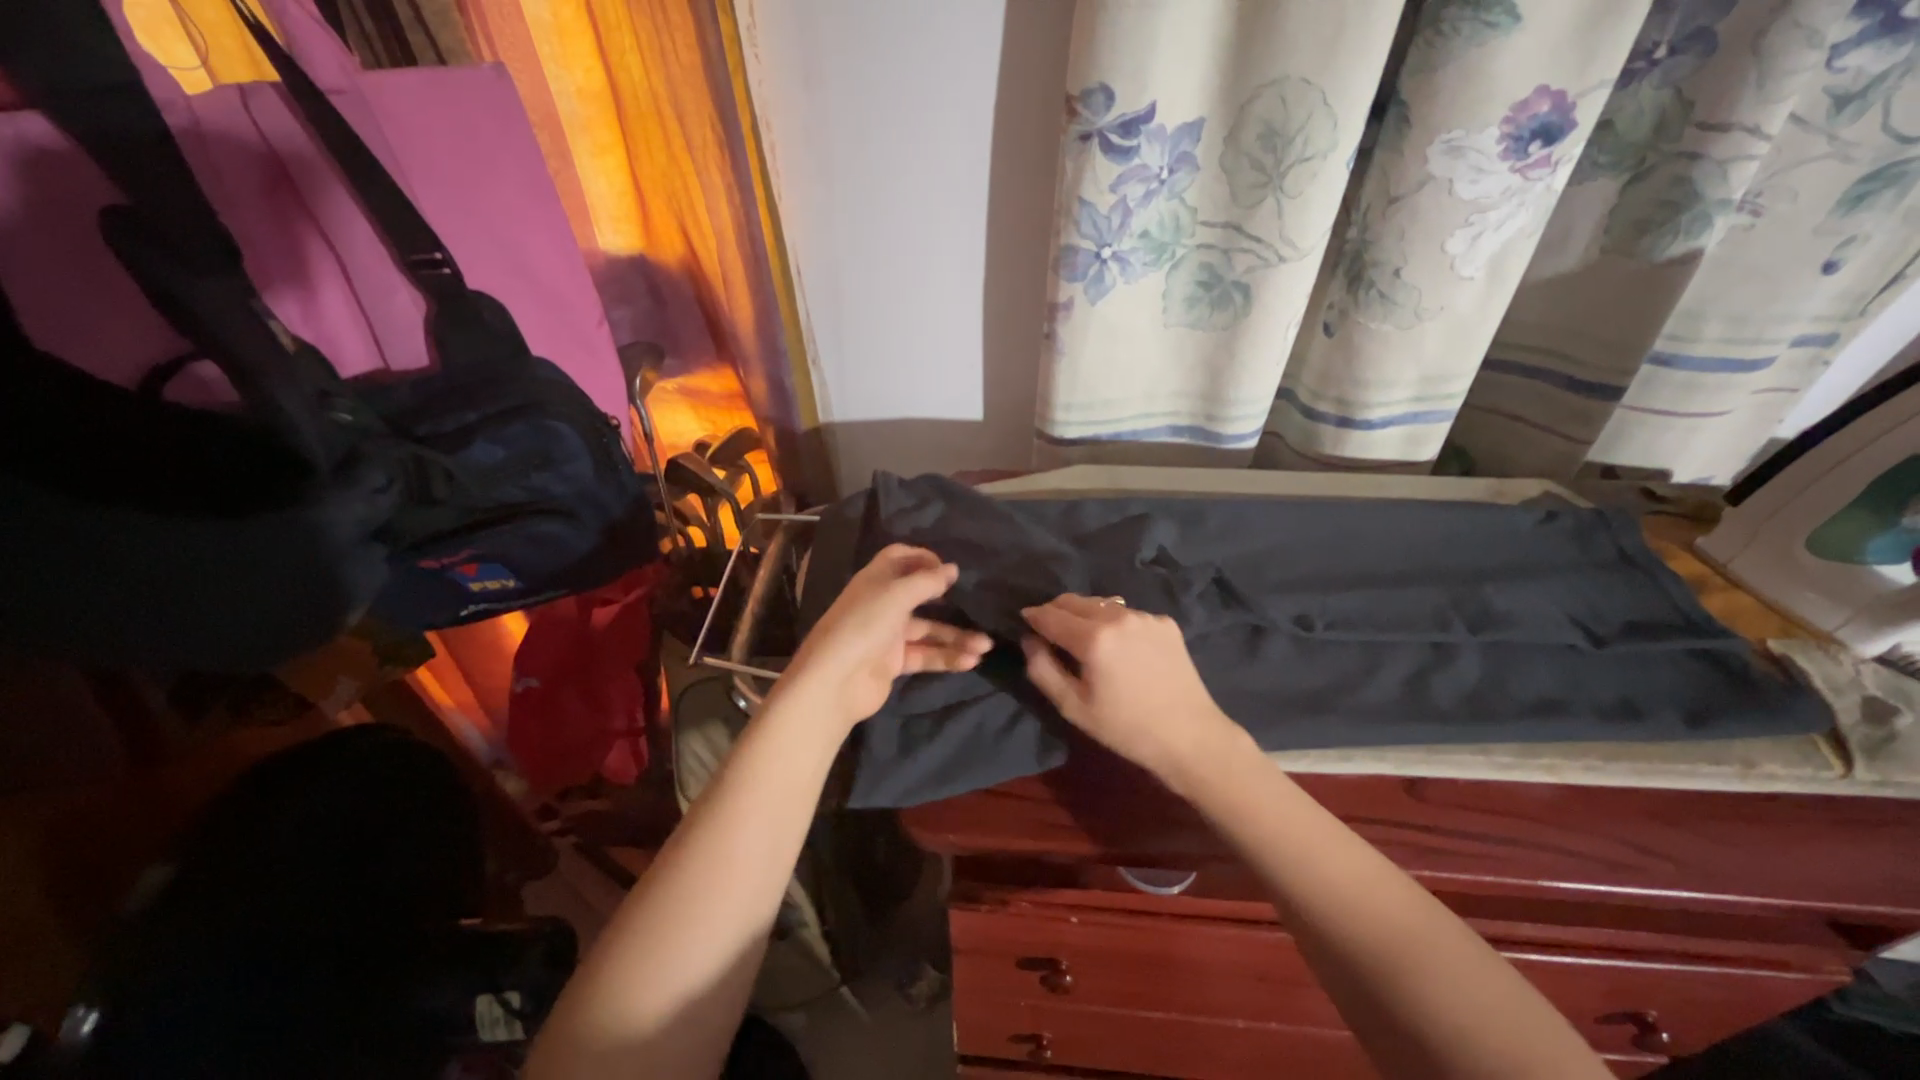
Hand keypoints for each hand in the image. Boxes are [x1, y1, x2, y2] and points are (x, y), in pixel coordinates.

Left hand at [780, 544, 992, 731]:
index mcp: (875, 581)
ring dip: (957, 637)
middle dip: (950, 601)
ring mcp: (888, 636)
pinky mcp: (894, 663)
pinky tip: (971, 661)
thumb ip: (927, 582)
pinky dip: (948, 657)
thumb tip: (953, 569)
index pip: (899, 559)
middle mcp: (882, 605)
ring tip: (986, 645)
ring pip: (929, 631)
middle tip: (978, 605)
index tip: (950, 568)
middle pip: (920, 596)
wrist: (835, 682)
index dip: (924, 558)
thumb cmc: (863, 626)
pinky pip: (927, 656)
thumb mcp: (896, 596)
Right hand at [1022, 595, 1244, 784]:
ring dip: (1085, 615)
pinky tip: (1119, 648)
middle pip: (1075, 601)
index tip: (1023, 621)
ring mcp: (1146, 617)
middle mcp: (1119, 616)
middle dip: (1056, 611)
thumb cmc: (1125, 728)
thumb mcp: (1073, 707)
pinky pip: (1128, 615)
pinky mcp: (1166, 623)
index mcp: (1094, 637)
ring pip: (1102, 605)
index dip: (1033, 616)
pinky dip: (1114, 623)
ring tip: (1083, 638)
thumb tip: (1029, 640)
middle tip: (1048, 630)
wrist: (1189, 736)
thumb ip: (1042, 669)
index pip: (1051, 615)